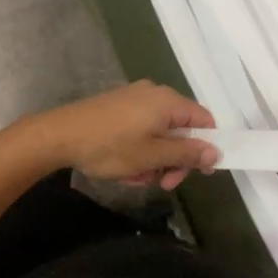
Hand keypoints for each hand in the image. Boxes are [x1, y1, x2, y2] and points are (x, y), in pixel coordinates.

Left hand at [28, 82, 217, 190]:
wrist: (61, 135)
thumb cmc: (111, 146)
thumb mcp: (153, 155)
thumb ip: (187, 153)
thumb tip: (216, 151)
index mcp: (167, 101)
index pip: (203, 120)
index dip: (206, 146)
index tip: (197, 173)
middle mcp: (154, 94)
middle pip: (181, 128)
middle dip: (175, 159)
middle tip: (163, 183)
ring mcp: (134, 99)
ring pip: (159, 133)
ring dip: (154, 159)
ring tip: (135, 177)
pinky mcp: (118, 107)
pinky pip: (141, 130)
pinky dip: (139, 150)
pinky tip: (124, 167)